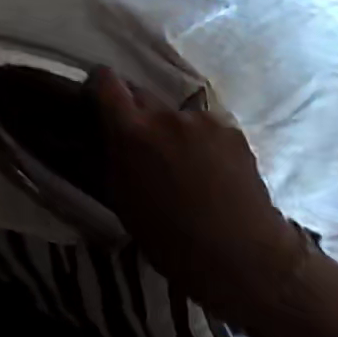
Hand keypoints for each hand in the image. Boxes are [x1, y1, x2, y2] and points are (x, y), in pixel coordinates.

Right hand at [89, 68, 316, 327]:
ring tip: (185, 168)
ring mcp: (204, 120)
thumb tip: (105, 136)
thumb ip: (112, 159)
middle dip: (137, 115)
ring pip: (177, 116)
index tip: (98, 95)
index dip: (99, 85)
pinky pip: (206, 129)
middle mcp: (167, 116)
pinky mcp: (232, 130)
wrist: (239, 254)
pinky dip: (202, 143)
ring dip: (173, 132)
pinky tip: (212, 173)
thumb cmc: (169, 239)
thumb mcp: (123, 201)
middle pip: (142, 96)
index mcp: (133, 133)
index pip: (106, 83)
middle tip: (142, 145)